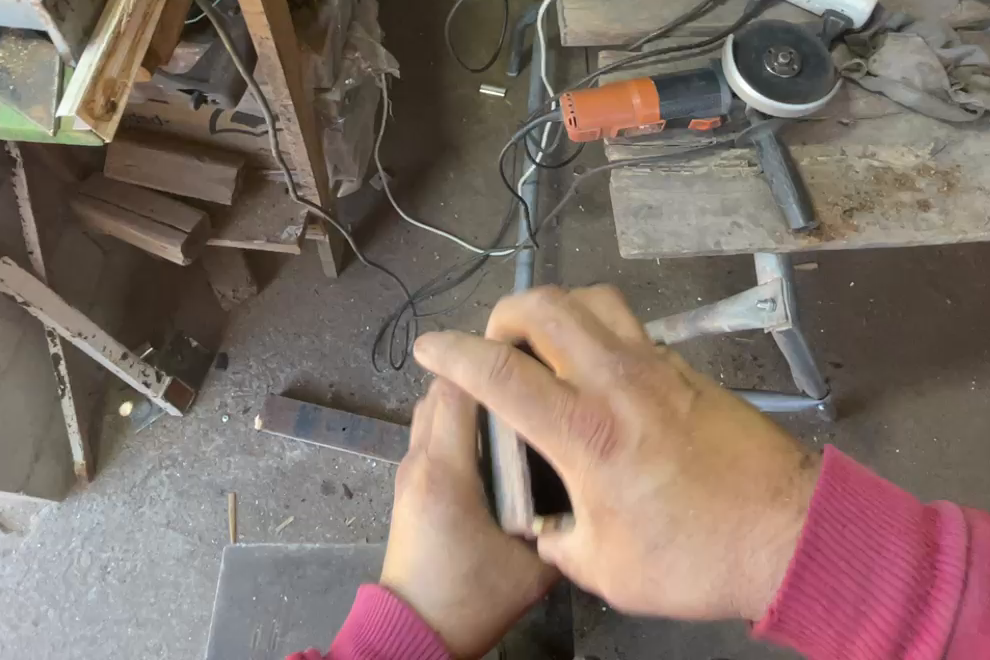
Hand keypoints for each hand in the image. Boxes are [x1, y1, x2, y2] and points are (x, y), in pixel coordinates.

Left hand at [380, 379, 557, 657]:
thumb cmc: (470, 598)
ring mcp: (408, 468)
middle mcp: (420, 459)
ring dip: (465, 394)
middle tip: (527, 376)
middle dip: (482, 374)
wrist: (412, 634)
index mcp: (446, 471)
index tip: (530, 357)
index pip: (459, 390)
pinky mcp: (407, 481)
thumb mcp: (530, 567)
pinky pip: (429, 427)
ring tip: (510, 401)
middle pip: (442, 389)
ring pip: (431, 405)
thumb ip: (558, 521)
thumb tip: (582, 483)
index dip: (491, 364)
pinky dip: (454, 415)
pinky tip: (489, 433)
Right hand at [413, 285, 818, 623]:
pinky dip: (593, 324)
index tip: (428, 347)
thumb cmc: (696, 556)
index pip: (500, 372)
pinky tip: (595, 365)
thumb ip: (558, 539)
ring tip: (544, 343)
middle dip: (503, 314)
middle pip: (544, 305)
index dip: (452, 353)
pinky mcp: (680, 364)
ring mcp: (652, 363)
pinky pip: (625, 320)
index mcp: (585, 430)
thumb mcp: (607, 569)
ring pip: (589, 297)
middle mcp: (613, 379)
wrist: (791, 532)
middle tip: (497, 348)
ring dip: (553, 307)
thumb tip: (544, 522)